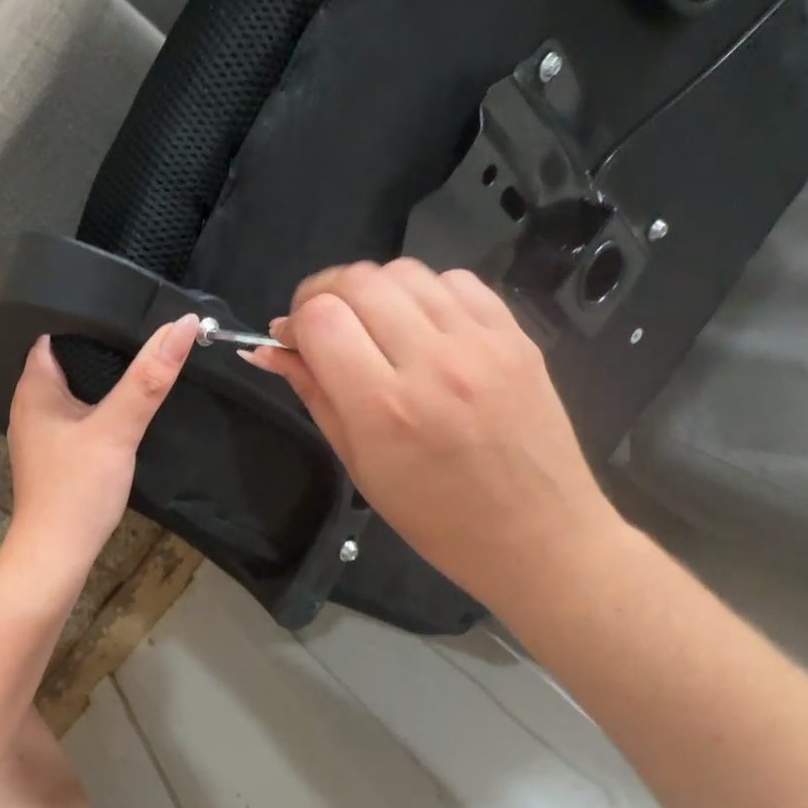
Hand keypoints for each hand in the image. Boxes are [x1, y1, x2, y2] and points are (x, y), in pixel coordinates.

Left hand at [6, 316, 198, 564]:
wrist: (55, 552)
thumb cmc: (77, 487)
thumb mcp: (117, 428)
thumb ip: (148, 379)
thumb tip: (180, 326)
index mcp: (33, 387)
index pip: (53, 336)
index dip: (85, 321)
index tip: (123, 309)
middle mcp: (28, 404)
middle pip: (63, 362)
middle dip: (96, 348)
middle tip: (140, 332)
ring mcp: (37, 431)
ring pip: (70, 391)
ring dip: (96, 379)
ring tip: (136, 362)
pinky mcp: (50, 454)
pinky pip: (73, 416)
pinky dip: (94, 407)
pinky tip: (118, 409)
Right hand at [242, 259, 623, 600]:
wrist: (538, 536)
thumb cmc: (432, 514)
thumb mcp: (355, 461)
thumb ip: (312, 392)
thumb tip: (269, 349)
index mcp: (382, 406)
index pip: (319, 318)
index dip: (295, 321)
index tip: (294, 342)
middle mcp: (432, 364)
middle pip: (357, 281)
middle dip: (325, 294)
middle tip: (323, 326)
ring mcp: (481, 345)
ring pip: (404, 271)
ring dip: (373, 289)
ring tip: (373, 323)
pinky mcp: (517, 337)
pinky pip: (457, 281)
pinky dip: (425, 292)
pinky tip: (422, 325)